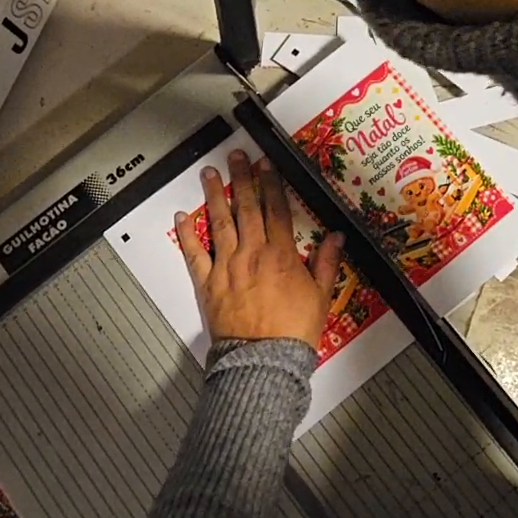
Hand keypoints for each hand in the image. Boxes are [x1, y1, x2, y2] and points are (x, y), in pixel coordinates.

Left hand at [176, 150, 344, 348]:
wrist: (264, 361)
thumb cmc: (294, 331)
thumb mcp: (321, 296)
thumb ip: (326, 263)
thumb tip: (336, 236)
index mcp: (281, 254)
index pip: (276, 210)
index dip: (270, 184)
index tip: (264, 164)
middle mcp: (252, 253)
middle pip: (246, 208)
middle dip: (242, 179)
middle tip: (236, 156)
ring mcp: (227, 266)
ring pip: (219, 223)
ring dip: (214, 196)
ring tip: (209, 173)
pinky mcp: (208, 283)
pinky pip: (194, 254)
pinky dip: (187, 234)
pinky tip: (181, 216)